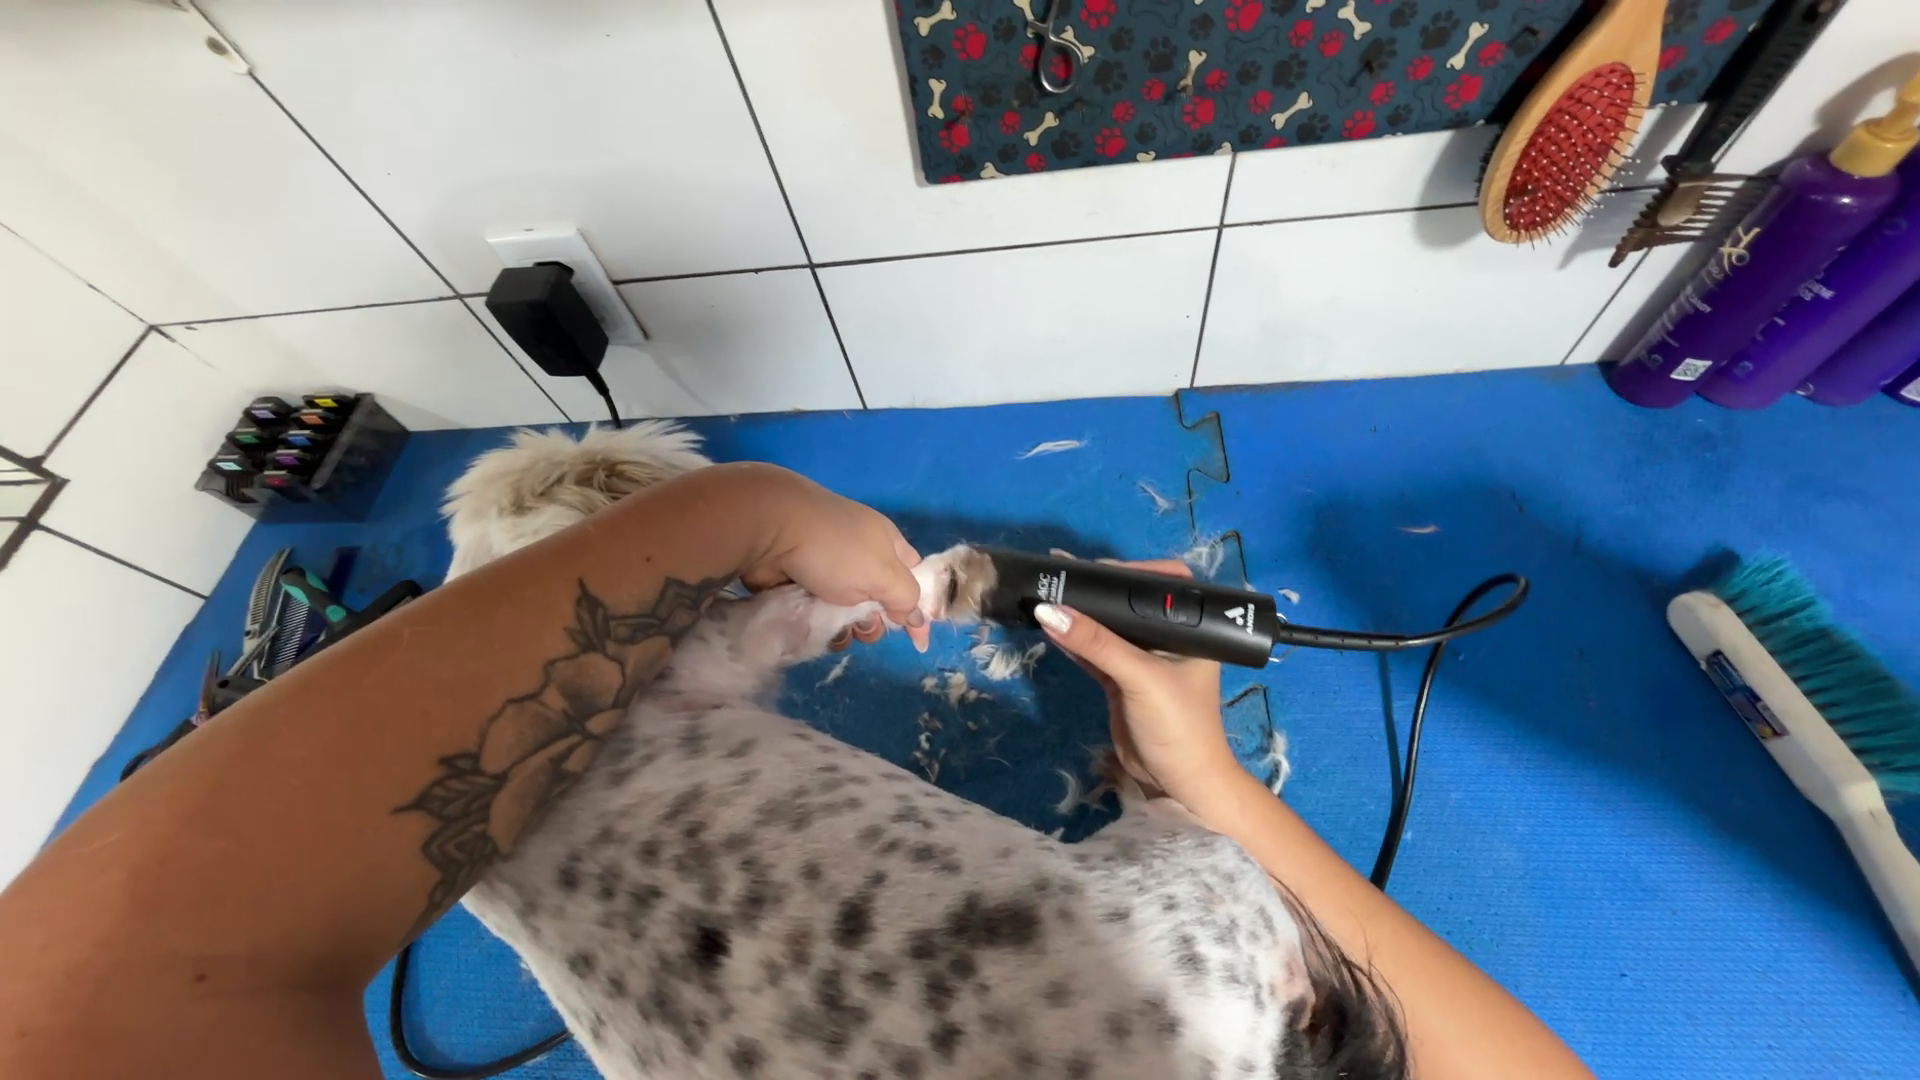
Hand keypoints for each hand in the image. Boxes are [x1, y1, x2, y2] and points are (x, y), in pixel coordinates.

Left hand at [722, 464, 930, 650]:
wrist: (771, 530)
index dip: (919, 609)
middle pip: (880, 603)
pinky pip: (819, 616)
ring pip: (849, 614)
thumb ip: (907, 598)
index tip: (918, 641)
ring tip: (836, 629)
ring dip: (847, 629)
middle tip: (865, 625)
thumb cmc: (836, 549)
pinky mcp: (800, 586)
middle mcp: (860, 557)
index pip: (914, 580)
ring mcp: (828, 572)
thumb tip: (916, 616)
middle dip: (876, 622)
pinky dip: (820, 626)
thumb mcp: (885, 574)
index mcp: (887, 545)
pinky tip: (813, 628)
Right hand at [1032, 560, 1240, 808]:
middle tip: (1061, 574)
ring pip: (1107, 627)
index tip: (1094, 568)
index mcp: (1189, 629)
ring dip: (1080, 614)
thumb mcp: (1140, 678)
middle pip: (1129, 602)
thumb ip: (1096, 644)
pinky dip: (1072, 640)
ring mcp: (1141, 659)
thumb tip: (1047, 611)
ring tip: (1046, 592)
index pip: (1164, 582)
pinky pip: (1093, 651)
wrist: (1178, 784)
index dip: (1133, 570)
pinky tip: (1049, 625)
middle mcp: (1166, 638)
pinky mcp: (1120, 680)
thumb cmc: (1178, 725)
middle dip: (1098, 589)